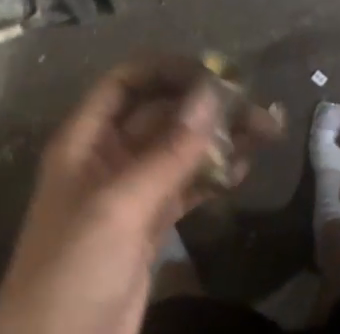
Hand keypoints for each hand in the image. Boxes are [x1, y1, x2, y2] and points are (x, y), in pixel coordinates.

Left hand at [0, 56, 280, 333]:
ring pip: (176, 153)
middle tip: (259, 110)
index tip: (217, 74)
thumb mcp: (118, 206)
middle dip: (205, 108)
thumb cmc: (73, 267)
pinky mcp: (148, 229)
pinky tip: (243, 169)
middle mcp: (106, 158)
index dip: (167, 71)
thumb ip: (166, 153)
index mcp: (84, 140)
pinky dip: (211, 178)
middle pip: (158, 116)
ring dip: (216, 141)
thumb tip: (210, 94)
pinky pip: (182, 189)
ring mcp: (128, 195)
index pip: (125, 83)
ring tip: (266, 133)